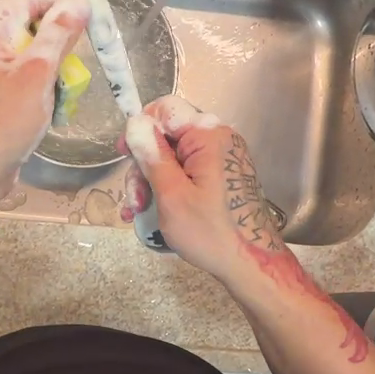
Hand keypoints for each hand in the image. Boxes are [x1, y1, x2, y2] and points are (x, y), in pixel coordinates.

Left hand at [0, 0, 89, 206]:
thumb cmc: (2, 124)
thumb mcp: (37, 75)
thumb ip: (59, 33)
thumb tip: (79, 1)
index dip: (66, 2)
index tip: (94, 21)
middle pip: (32, 20)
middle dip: (59, 41)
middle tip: (75, 66)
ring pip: (30, 48)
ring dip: (52, 66)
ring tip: (63, 89)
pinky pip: (21, 70)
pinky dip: (39, 81)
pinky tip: (48, 102)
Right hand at [118, 96, 286, 286]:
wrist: (250, 263)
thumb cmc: (210, 231)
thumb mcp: (171, 194)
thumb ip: (151, 155)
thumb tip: (135, 123)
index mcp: (208, 136)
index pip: (166, 110)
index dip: (140, 128)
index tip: (125, 154)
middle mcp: (218, 140)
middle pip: (167, 137)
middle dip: (144, 167)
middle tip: (136, 201)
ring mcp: (221, 160)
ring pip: (173, 158)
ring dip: (151, 183)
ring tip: (139, 212)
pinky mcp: (221, 178)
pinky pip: (187, 174)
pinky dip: (168, 189)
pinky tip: (151, 213)